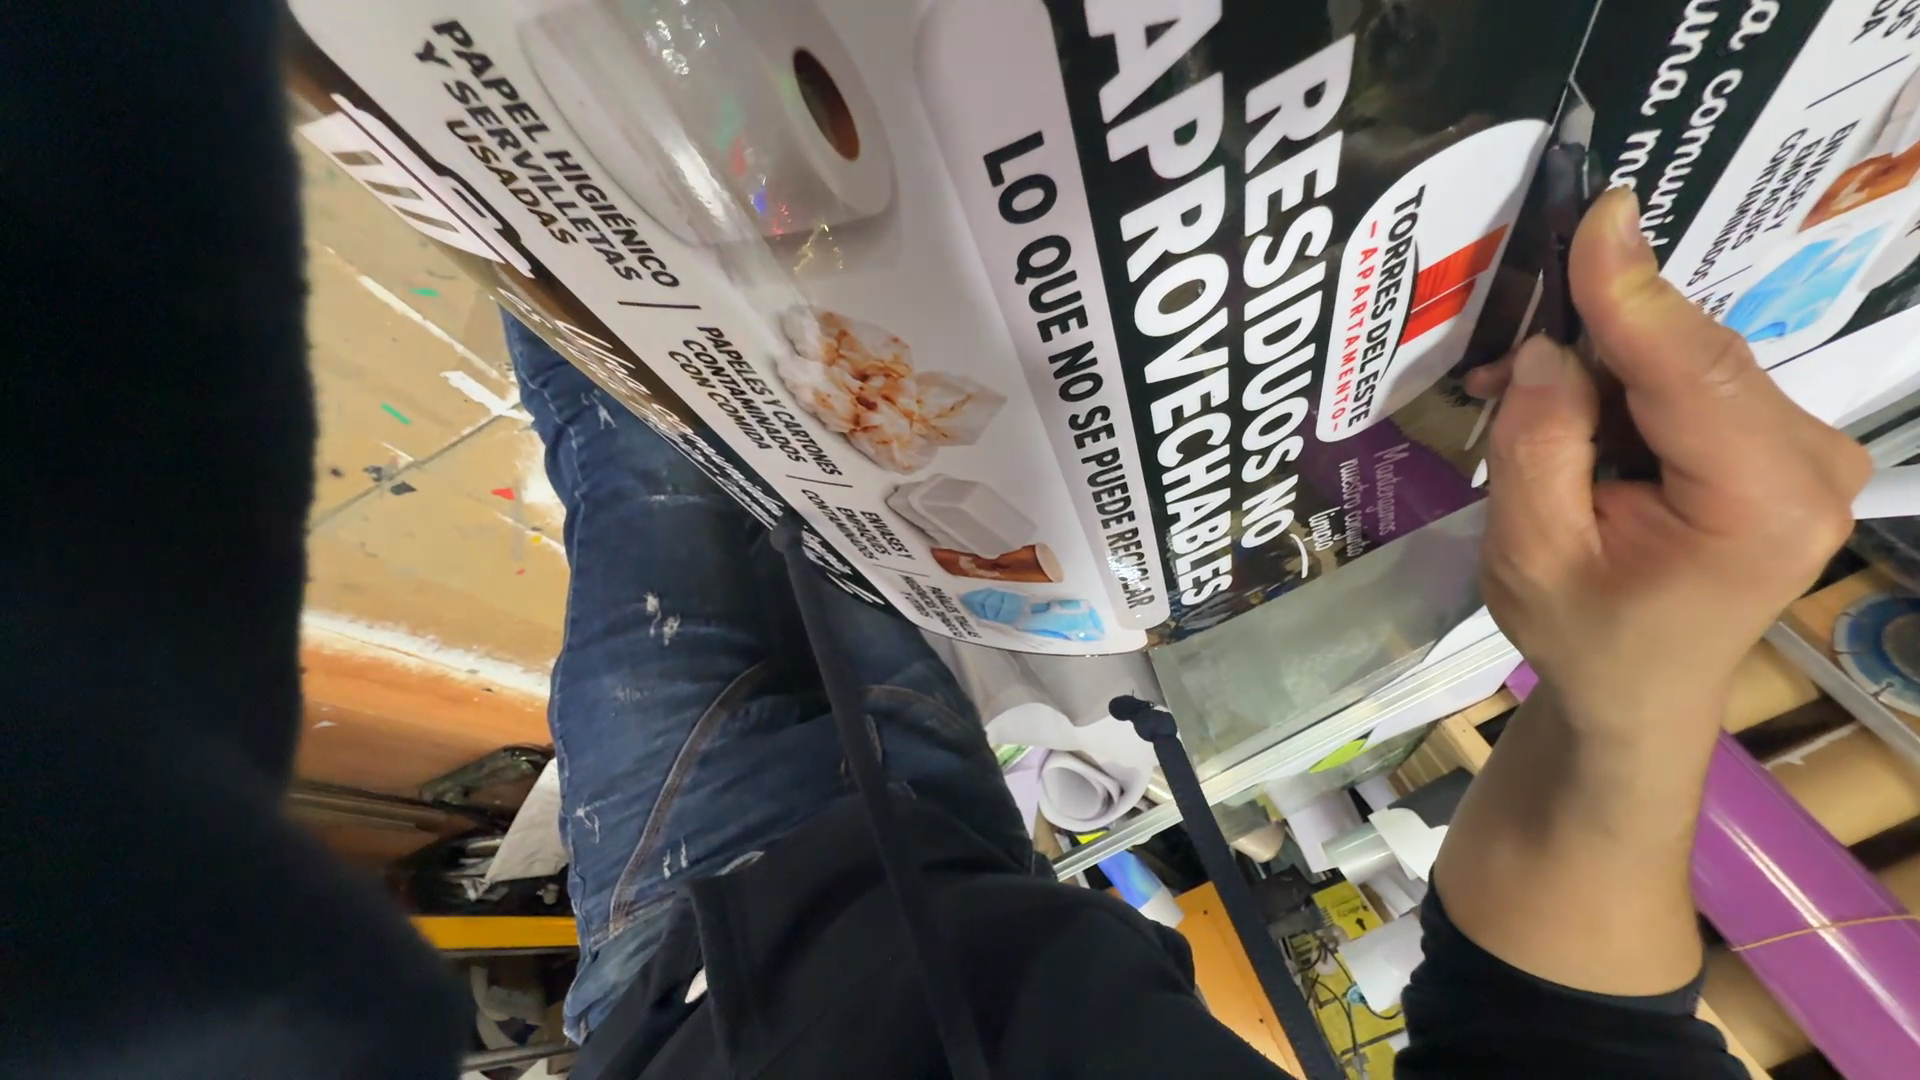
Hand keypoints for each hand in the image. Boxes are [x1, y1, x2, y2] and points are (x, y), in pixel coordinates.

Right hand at [1478, 188, 1870, 737]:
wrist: (1634, 690)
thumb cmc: (1577, 633)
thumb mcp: (1530, 549)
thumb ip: (1538, 448)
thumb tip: (1546, 352)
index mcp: (1757, 500)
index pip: (1692, 371)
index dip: (1636, 293)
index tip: (1597, 214)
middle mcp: (1809, 464)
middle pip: (1694, 359)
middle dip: (1594, 337)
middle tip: (1496, 357)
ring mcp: (1803, 455)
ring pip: (1688, 367)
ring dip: (1596, 367)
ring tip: (1509, 398)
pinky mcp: (1775, 453)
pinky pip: (1689, 390)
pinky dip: (1618, 389)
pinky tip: (1561, 413)